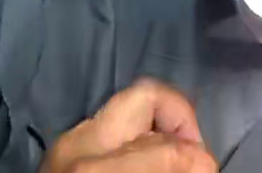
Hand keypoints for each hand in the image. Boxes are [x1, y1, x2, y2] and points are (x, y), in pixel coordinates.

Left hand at [43, 79, 216, 172]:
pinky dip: (136, 138)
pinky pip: (110, 126)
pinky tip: (146, 167)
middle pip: (147, 96)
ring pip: (128, 104)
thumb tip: (200, 167)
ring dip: (159, 129)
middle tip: (196, 162)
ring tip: (174, 165)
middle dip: (181, 121)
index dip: (201, 161)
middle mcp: (80, 146)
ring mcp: (67, 143)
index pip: (169, 149)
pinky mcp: (61, 150)